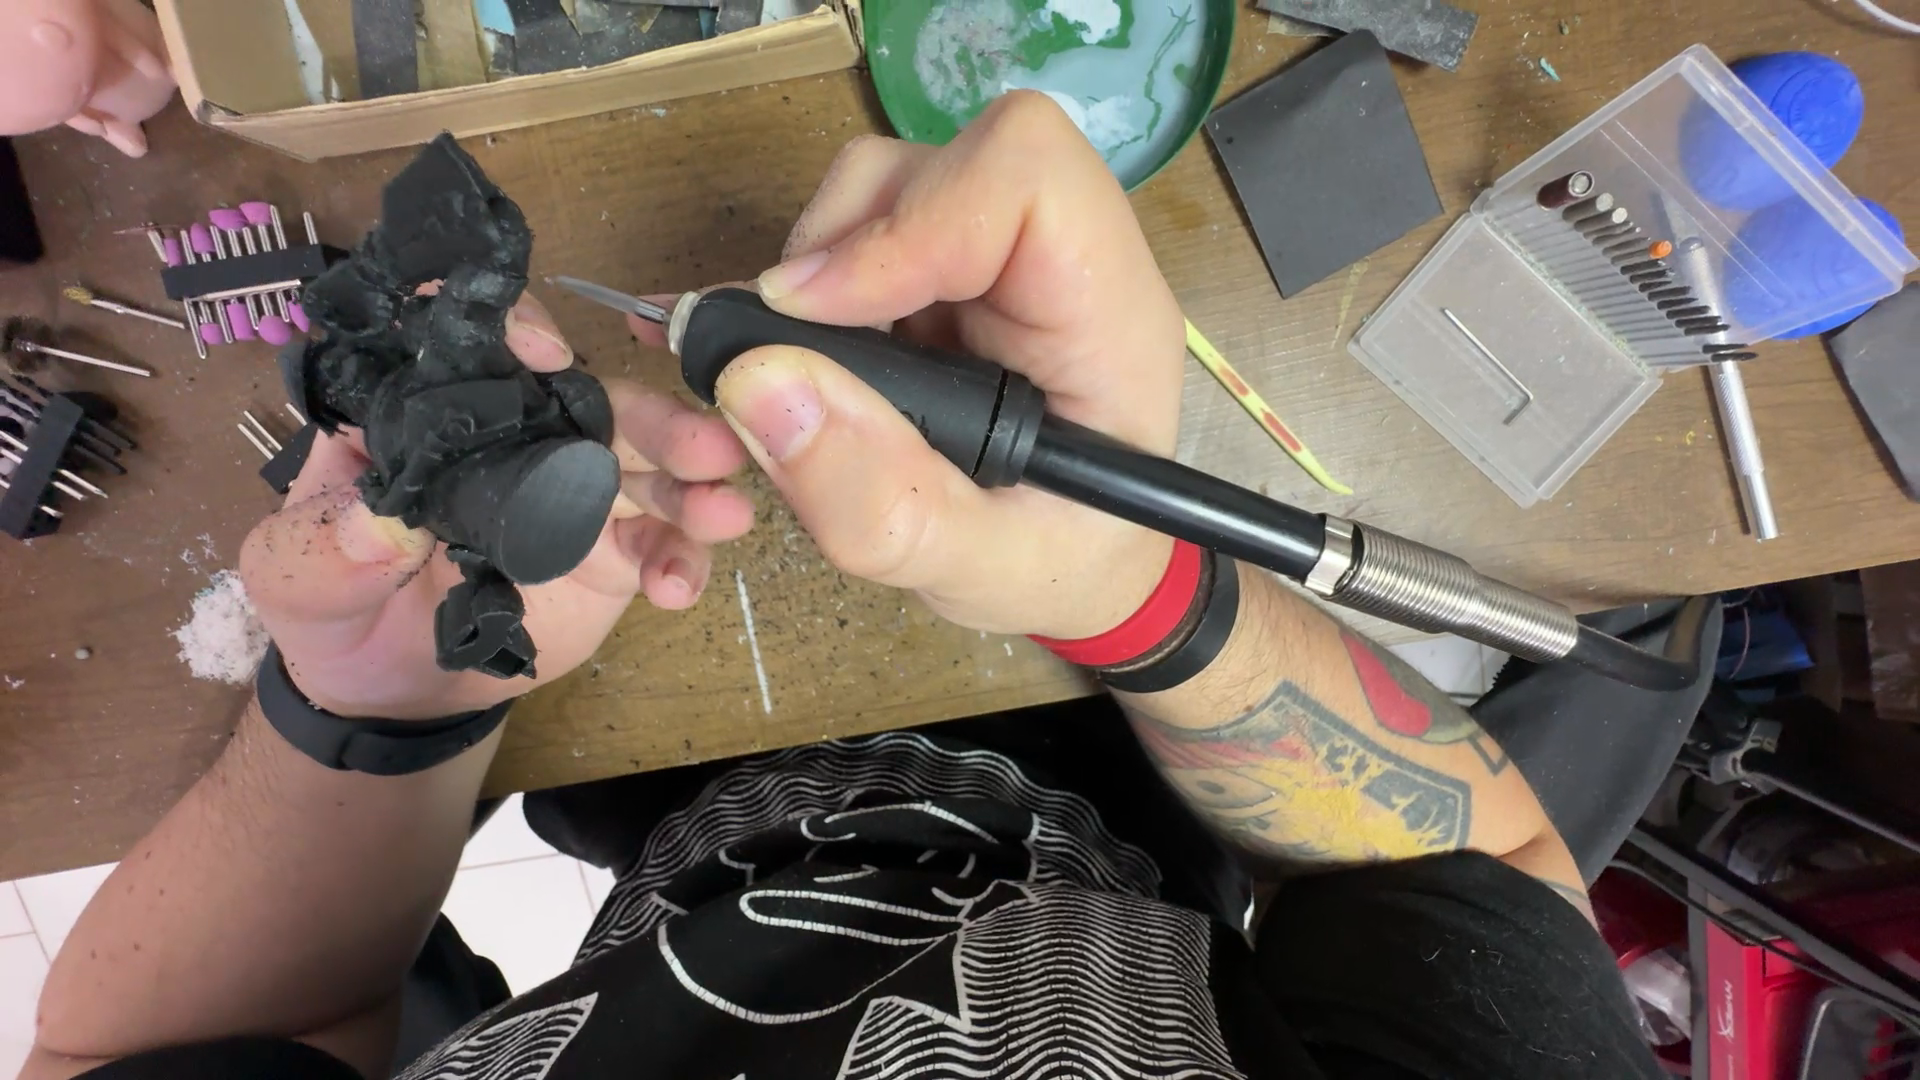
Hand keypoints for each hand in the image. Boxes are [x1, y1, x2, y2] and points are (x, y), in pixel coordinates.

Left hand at [239, 292, 754, 719]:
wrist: (401, 690)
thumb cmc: (341, 607)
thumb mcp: (293, 572)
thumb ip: (323, 543)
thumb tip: (384, 522)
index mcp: (454, 420)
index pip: (491, 351)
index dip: (520, 333)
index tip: (544, 354)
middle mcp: (534, 445)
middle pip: (607, 412)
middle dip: (662, 423)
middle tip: (711, 447)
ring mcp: (587, 502)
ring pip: (655, 476)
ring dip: (696, 490)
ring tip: (728, 513)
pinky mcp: (618, 557)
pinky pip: (662, 550)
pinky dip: (680, 563)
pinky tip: (677, 590)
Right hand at [637, 93, 1184, 639]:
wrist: (1078, 565)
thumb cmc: (1060, 569)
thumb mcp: (978, 568)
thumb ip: (883, 505)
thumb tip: (756, 385)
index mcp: (1106, 317)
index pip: (1023, 176)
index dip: (908, 223)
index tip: (814, 314)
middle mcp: (1055, 266)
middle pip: (933, 168)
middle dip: (837, 251)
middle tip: (790, 359)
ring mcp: (996, 268)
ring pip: (883, 194)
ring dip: (816, 276)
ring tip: (806, 378)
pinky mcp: (949, 286)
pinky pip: (862, 242)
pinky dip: (813, 300)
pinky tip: (816, 373)